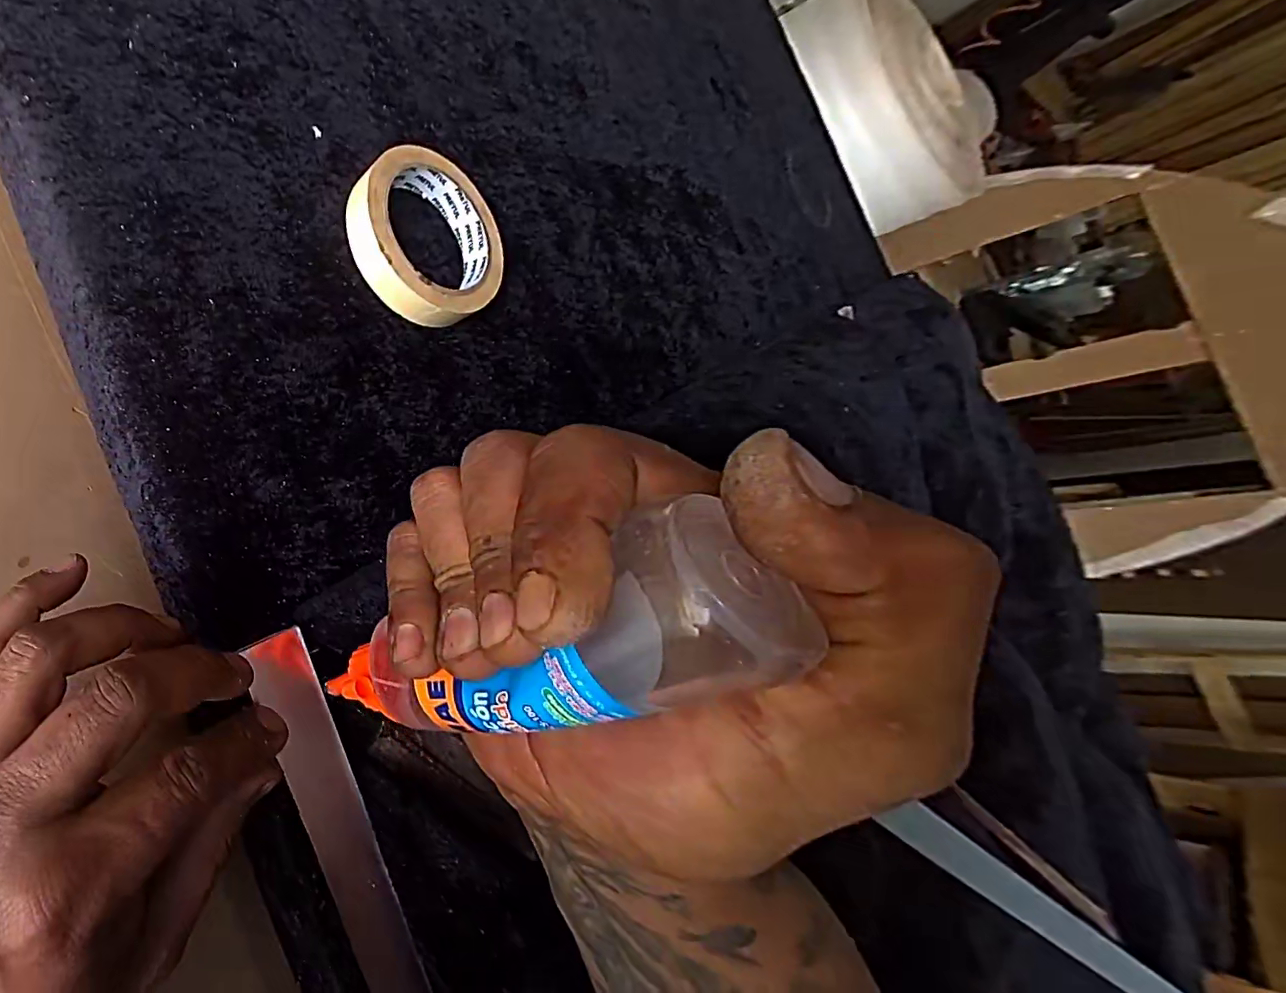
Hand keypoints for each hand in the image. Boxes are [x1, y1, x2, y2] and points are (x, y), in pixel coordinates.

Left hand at [0, 557, 286, 992]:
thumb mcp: (139, 951)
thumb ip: (204, 848)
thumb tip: (252, 766)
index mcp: (64, 889)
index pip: (182, 778)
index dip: (239, 741)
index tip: (261, 726)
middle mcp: (3, 822)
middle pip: (120, 697)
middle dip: (194, 671)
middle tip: (227, 673)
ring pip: (43, 654)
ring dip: (119, 624)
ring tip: (165, 630)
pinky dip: (25, 601)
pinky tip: (68, 575)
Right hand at [384, 426, 995, 881]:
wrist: (659, 837)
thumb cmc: (767, 766)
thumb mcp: (884, 703)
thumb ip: (889, 579)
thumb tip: (768, 460)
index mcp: (674, 505)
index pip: (585, 456)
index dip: (552, 525)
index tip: (555, 624)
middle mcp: (586, 510)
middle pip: (496, 463)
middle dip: (487, 563)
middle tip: (507, 651)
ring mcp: (515, 549)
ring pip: (440, 492)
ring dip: (442, 582)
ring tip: (474, 663)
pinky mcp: (461, 593)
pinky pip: (402, 550)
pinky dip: (402, 600)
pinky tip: (425, 662)